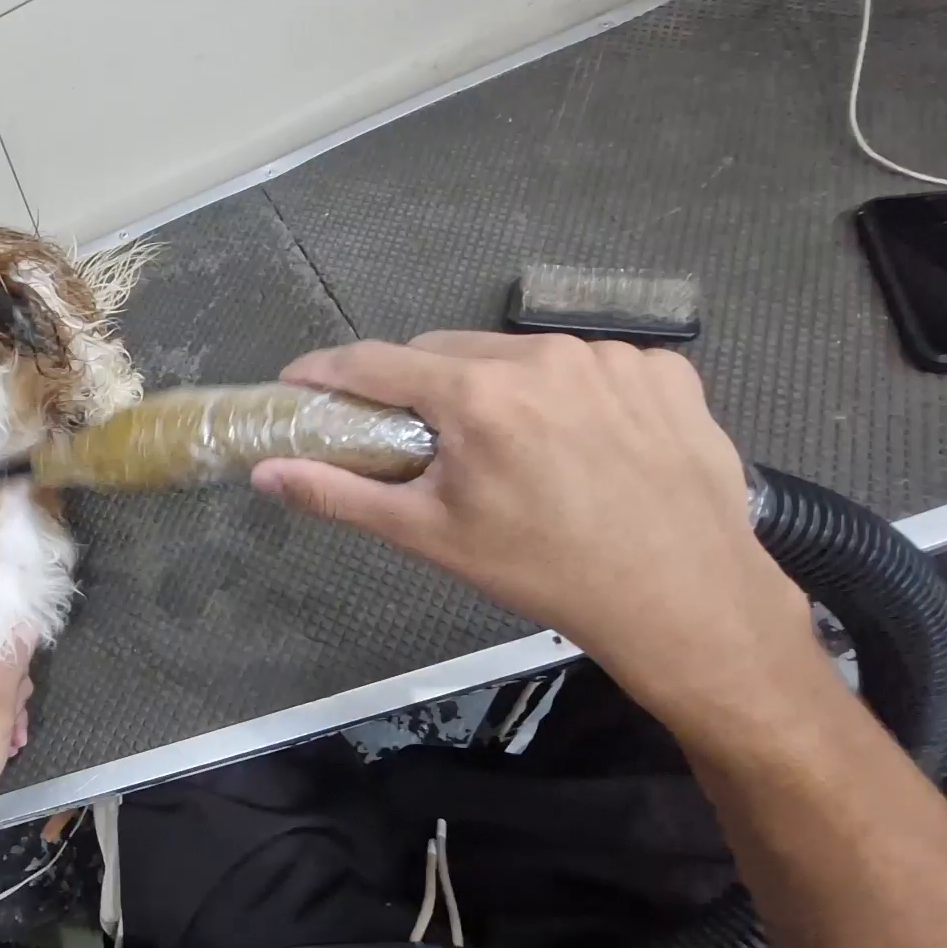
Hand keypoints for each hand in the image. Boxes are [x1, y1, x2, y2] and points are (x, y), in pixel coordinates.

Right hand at [252, 331, 816, 709]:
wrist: (682, 597)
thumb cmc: (538, 569)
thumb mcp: (425, 534)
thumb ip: (336, 494)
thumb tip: (264, 473)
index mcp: (479, 394)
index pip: (376, 360)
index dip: (326, 370)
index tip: (296, 382)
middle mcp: (544, 356)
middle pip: (442, 350)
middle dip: (406, 382)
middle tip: (401, 431)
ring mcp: (612, 357)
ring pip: (511, 354)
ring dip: (480, 384)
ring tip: (489, 442)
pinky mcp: (664, 370)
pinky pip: (579, 364)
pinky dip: (552, 390)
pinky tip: (563, 438)